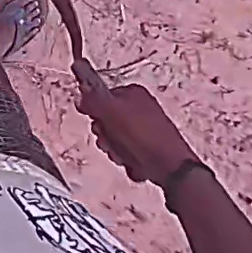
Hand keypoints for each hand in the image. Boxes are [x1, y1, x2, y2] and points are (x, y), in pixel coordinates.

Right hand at [73, 61, 197, 184]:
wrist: (171, 168)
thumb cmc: (144, 136)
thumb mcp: (110, 111)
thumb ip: (92, 98)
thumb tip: (79, 84)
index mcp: (132, 93)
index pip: (100, 98)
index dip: (95, 113)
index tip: (97, 123)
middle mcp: (140, 108)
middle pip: (106, 121)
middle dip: (105, 136)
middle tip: (110, 142)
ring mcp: (146, 128)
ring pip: (115, 139)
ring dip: (114, 150)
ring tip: (124, 155)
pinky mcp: (150, 147)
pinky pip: (128, 153)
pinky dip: (127, 159)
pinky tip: (133, 163)